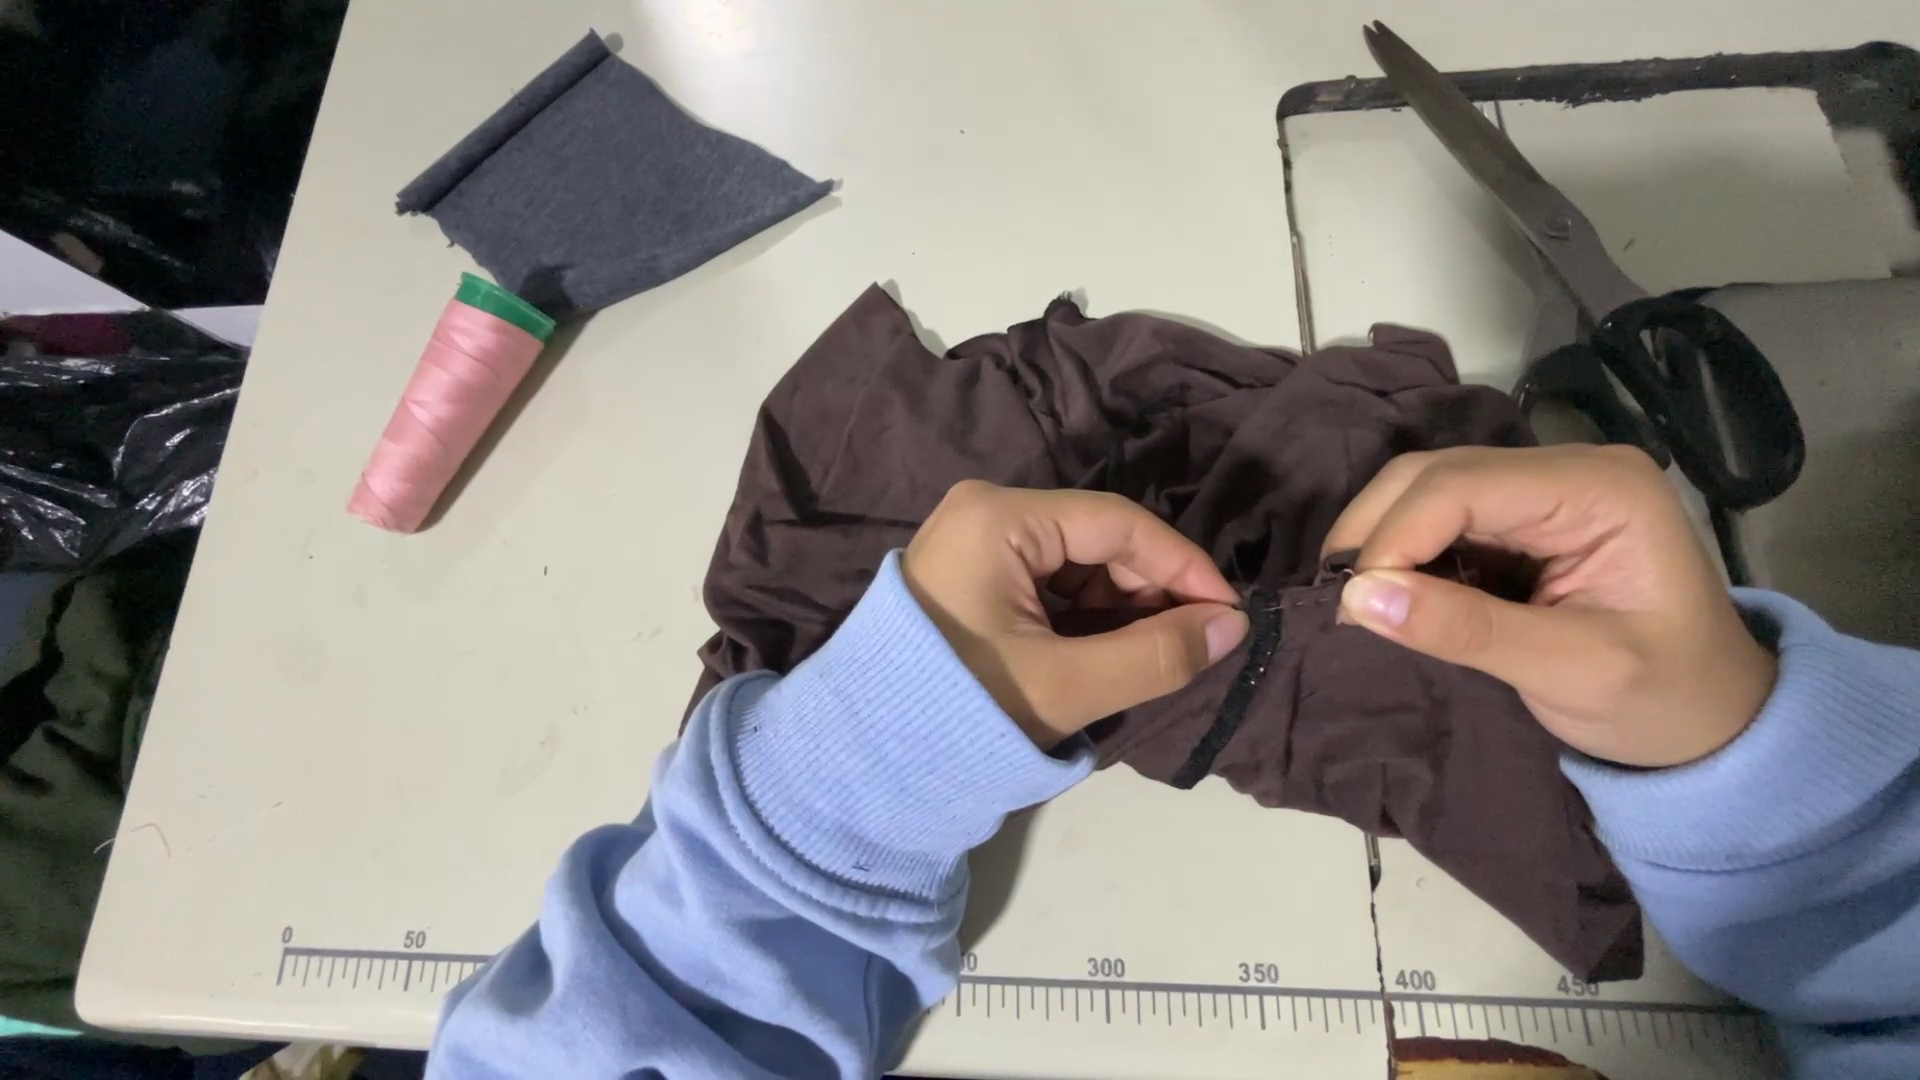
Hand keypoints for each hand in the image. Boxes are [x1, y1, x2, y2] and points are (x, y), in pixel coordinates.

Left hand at [901, 481, 1248, 748]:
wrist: (865, 753)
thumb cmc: (963, 710)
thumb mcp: (1067, 685)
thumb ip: (1157, 654)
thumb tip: (1233, 626)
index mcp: (998, 518)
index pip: (1117, 523)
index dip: (1182, 565)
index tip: (1229, 614)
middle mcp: (985, 512)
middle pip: (1096, 539)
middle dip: (1149, 590)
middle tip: (1191, 645)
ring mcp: (974, 540)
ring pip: (1076, 562)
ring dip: (1120, 606)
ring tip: (1151, 655)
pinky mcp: (972, 572)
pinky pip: (1047, 581)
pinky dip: (1084, 614)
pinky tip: (1107, 650)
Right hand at [1323, 445, 1776, 767]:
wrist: (1708, 722)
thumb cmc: (1662, 698)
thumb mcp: (1572, 672)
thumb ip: (1465, 630)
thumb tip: (1357, 597)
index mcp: (1598, 490)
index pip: (1458, 486)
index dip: (1393, 537)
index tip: (1356, 603)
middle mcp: (1561, 470)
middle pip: (1427, 474)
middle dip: (1372, 533)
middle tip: (1345, 601)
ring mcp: (1532, 489)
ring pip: (1415, 488)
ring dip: (1374, 540)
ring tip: (1359, 599)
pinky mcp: (1507, 517)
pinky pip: (1425, 515)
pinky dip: (1392, 550)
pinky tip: (1384, 590)